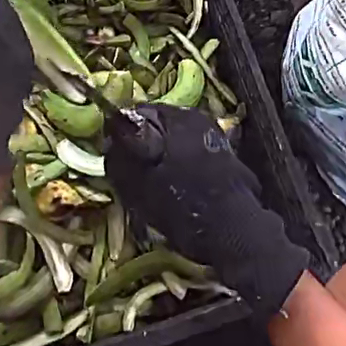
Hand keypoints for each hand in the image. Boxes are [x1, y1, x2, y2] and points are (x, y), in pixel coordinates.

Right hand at [105, 105, 309, 319]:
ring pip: (175, 141)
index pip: (136, 113)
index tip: (115, 159)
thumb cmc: (183, 206)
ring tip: (156, 187)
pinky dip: (181, 167)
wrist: (235, 233)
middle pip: (157, 125)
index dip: (122, 135)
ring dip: (163, 158)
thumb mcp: (138, 186)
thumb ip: (119, 156)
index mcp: (175, 116)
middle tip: (133, 175)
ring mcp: (214, 135)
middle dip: (144, 146)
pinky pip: (192, 155)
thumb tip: (110, 136)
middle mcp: (197, 117)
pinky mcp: (225, 156)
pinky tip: (180, 191)